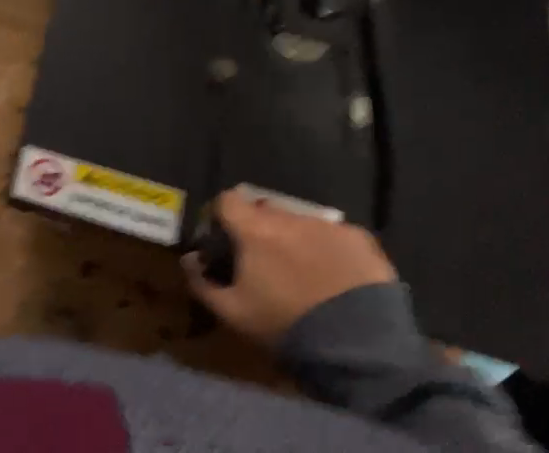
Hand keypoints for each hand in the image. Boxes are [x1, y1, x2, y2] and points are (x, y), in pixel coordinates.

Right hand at [184, 190, 396, 346]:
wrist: (359, 347)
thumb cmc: (286, 325)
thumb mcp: (235, 314)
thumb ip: (203, 284)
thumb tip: (188, 260)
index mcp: (255, 229)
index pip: (227, 200)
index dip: (222, 215)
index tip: (224, 237)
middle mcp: (290, 216)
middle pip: (265, 210)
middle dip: (260, 228)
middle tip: (264, 261)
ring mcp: (328, 225)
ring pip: (301, 222)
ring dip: (295, 238)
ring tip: (304, 272)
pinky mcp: (360, 239)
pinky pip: (335, 236)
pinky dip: (329, 249)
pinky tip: (335, 277)